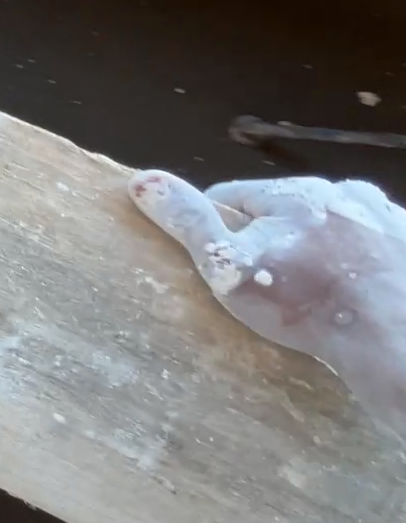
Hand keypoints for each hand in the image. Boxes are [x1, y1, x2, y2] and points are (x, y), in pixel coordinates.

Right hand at [130, 171, 405, 438]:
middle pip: (280, 207)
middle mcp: (345, 192)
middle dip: (264, 234)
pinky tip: (349, 285)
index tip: (217, 260)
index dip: (212, 227)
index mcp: (293, 192)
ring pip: (327, 220)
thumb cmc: (301, 302)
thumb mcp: (225, 263)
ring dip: (312, 241)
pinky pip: (368, 239)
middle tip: (261, 276)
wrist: (398, 342)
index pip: (227, 196)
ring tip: (309, 282)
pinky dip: (354, 255)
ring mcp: (390, 216)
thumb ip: (187, 219)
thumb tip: (141, 179)